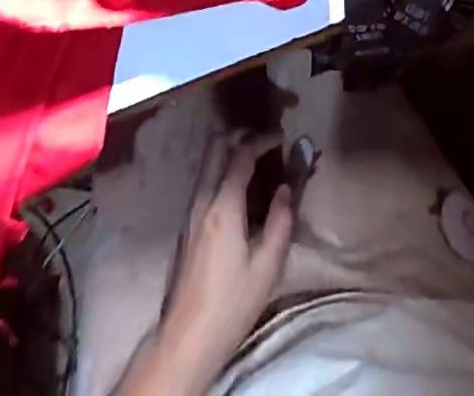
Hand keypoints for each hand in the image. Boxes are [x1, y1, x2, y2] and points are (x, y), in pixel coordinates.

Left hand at [153, 133, 295, 386]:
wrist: (187, 337)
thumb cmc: (232, 302)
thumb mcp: (268, 265)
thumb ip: (281, 221)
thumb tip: (286, 188)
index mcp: (223, 207)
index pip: (240, 156)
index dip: (262, 140)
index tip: (282, 137)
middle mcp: (202, 200)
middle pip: (215, 148)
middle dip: (241, 136)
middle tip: (267, 140)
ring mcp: (190, 211)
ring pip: (208, 163)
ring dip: (231, 152)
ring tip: (260, 161)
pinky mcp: (187, 225)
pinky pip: (206, 181)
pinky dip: (224, 170)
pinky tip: (243, 188)